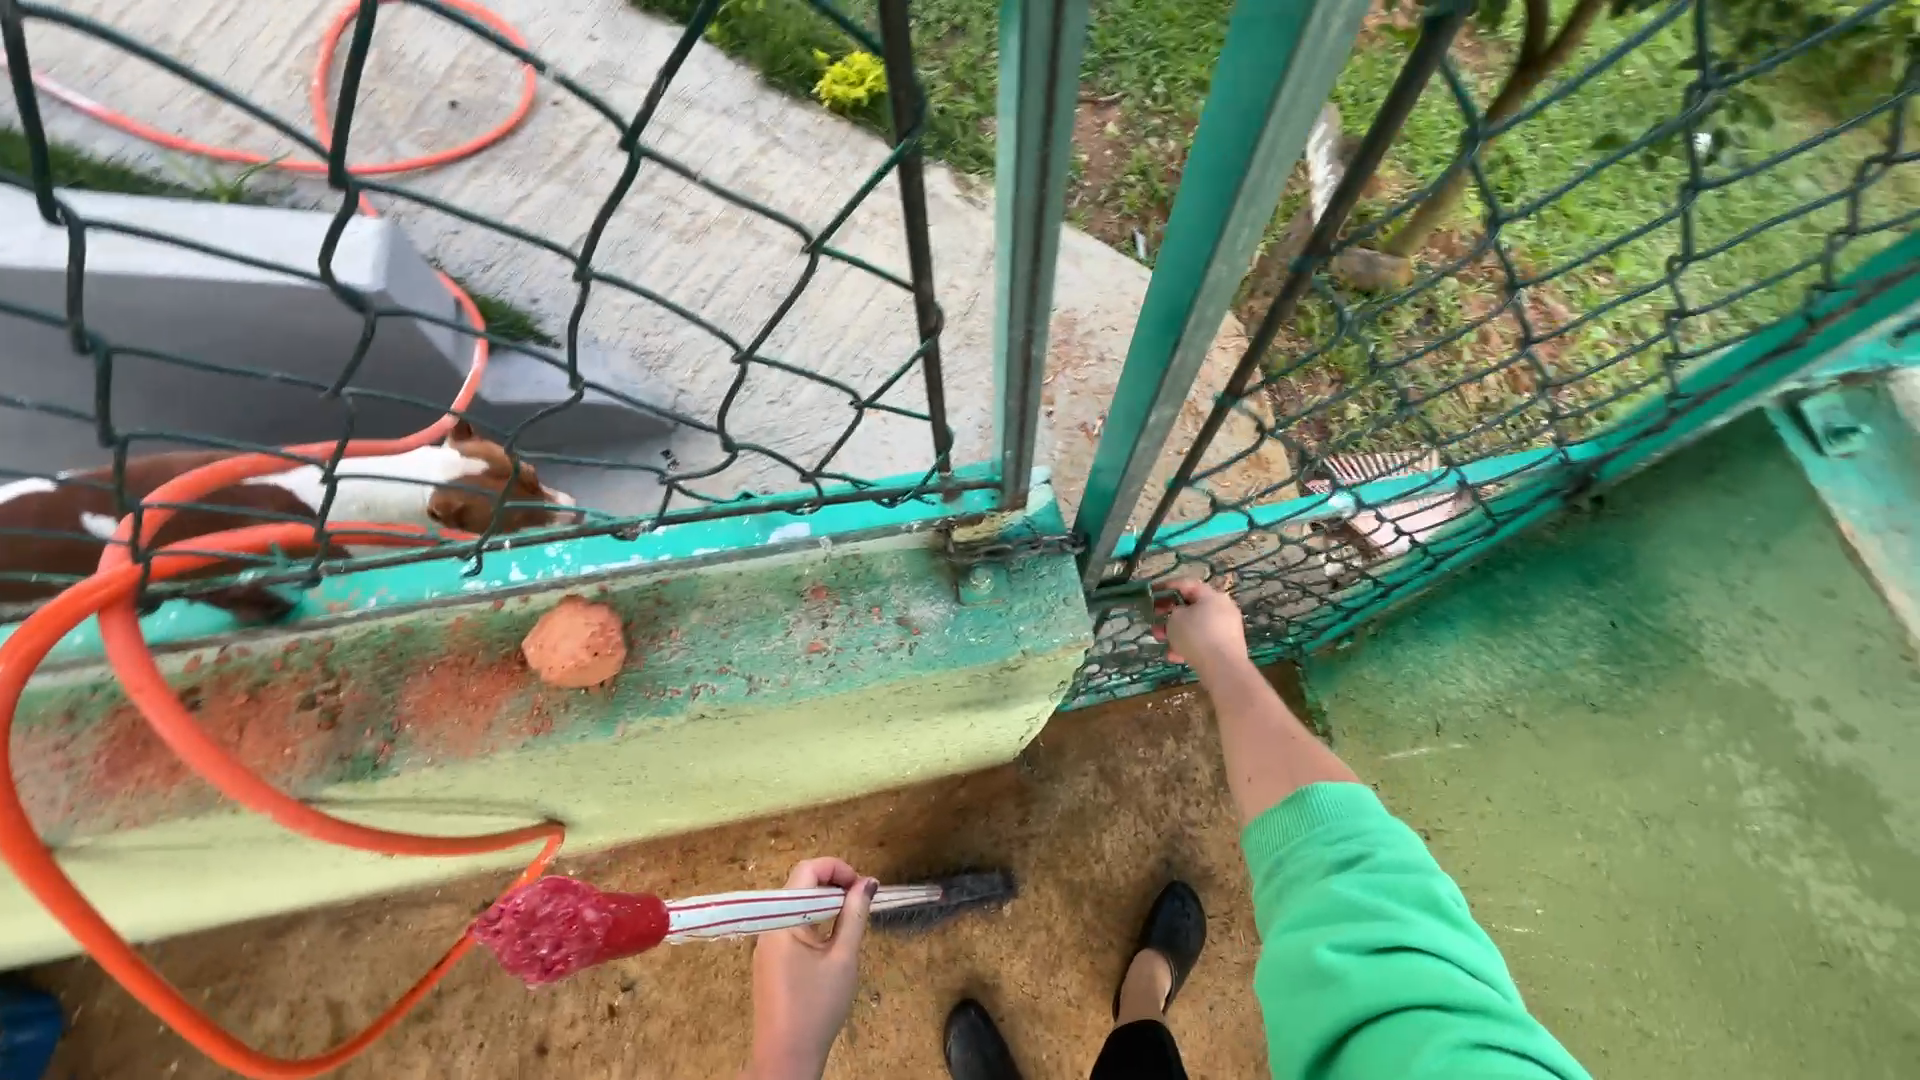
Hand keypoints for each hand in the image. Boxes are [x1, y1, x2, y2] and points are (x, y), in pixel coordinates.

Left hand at [744, 857, 876, 1079]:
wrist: (785, 1060)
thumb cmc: (817, 1006)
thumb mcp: (844, 958)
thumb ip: (855, 915)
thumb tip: (868, 882)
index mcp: (782, 920)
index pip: (807, 870)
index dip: (837, 868)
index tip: (862, 886)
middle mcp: (769, 925)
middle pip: (800, 884)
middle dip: (833, 883)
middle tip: (861, 900)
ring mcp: (767, 943)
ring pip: (796, 904)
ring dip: (825, 902)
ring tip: (851, 917)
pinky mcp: (770, 959)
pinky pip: (792, 924)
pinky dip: (814, 920)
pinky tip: (833, 937)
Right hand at [1153, 578, 1248, 677]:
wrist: (1223, 667)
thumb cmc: (1196, 635)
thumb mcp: (1175, 618)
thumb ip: (1173, 612)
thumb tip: (1179, 615)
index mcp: (1212, 596)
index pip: (1188, 585)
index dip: (1167, 586)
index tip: (1152, 592)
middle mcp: (1223, 609)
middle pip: (1192, 607)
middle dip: (1170, 614)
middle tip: (1155, 617)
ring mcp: (1227, 629)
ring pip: (1196, 627)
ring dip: (1177, 632)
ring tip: (1161, 641)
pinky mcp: (1227, 647)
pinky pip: (1203, 642)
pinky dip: (1188, 646)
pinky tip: (1174, 657)